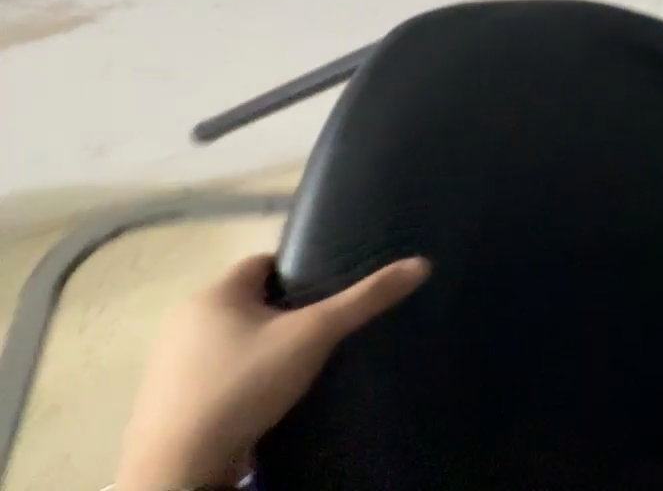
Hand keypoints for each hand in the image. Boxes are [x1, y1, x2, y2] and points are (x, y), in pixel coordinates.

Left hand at [114, 253, 428, 490]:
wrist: (180, 470)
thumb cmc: (244, 384)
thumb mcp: (316, 334)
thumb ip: (367, 298)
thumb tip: (421, 264)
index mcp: (211, 296)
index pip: (264, 262)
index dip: (302, 268)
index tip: (334, 284)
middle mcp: (183, 323)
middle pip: (252, 299)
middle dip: (289, 307)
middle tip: (329, 319)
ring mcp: (171, 365)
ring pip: (237, 335)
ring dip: (269, 341)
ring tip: (310, 353)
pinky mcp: (171, 400)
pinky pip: (222, 368)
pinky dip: (250, 371)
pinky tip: (276, 387)